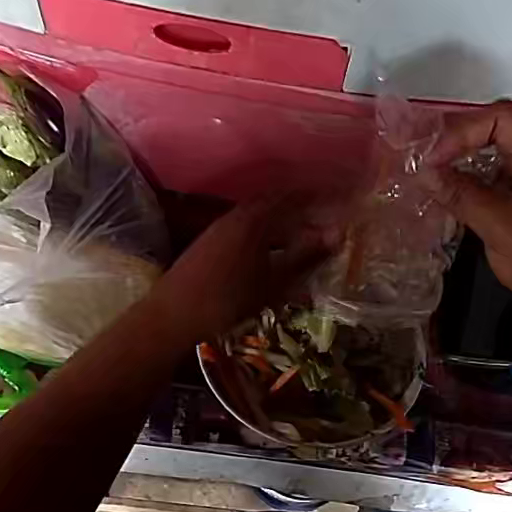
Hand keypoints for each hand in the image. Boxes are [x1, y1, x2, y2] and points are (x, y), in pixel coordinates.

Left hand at [146, 195, 332, 342]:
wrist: (172, 316)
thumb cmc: (228, 299)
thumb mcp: (273, 281)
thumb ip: (304, 255)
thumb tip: (337, 233)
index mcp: (254, 219)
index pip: (292, 196)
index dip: (316, 195)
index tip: (338, 197)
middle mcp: (235, 216)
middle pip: (273, 204)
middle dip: (299, 208)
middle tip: (322, 218)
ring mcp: (218, 229)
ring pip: (257, 218)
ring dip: (279, 223)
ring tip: (301, 238)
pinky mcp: (207, 245)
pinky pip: (243, 229)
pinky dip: (263, 235)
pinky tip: (269, 254)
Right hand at [424, 102, 511, 319]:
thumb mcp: (500, 225)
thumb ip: (461, 194)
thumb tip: (423, 173)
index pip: (502, 119)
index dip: (460, 132)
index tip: (429, 158)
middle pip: (502, 130)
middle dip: (460, 143)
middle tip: (424, 162)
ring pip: (501, 155)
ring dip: (466, 164)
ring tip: (432, 176)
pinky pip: (505, 178)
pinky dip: (478, 183)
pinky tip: (452, 194)